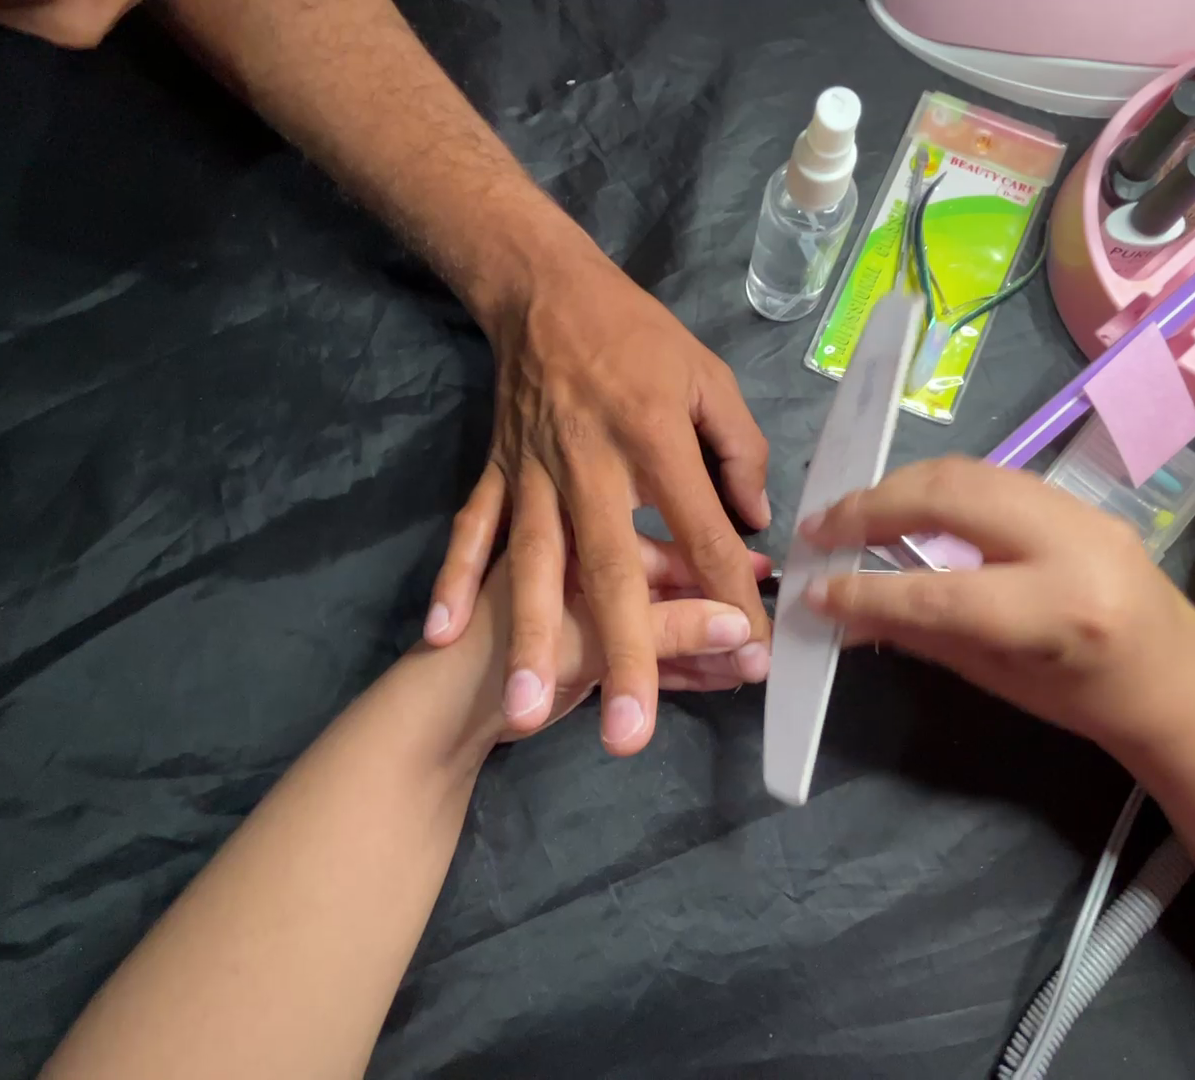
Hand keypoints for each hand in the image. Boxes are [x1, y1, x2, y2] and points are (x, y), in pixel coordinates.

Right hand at [427, 254, 771, 754]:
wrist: (545, 291)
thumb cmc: (638, 336)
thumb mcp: (708, 376)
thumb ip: (740, 449)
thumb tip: (752, 522)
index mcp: (655, 438)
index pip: (700, 531)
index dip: (730, 594)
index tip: (752, 656)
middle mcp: (591, 466)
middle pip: (611, 570)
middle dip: (621, 653)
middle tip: (628, 733)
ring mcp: (533, 473)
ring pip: (536, 566)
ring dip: (531, 638)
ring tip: (527, 711)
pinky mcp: (495, 472)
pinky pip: (474, 530)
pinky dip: (456, 579)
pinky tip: (442, 633)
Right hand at [796, 457, 1194, 749]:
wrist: (1177, 678)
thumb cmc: (1084, 699)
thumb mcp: (993, 677)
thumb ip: (916, 633)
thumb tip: (840, 615)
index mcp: (1060, 612)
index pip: (938, 593)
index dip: (864, 591)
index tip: (813, 590)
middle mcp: (1072, 544)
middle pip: (948, 499)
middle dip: (870, 508)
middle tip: (819, 529)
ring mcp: (1075, 509)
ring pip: (963, 472)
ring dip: (894, 488)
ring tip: (847, 514)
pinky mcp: (1070, 496)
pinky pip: (983, 476)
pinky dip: (928, 487)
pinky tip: (897, 507)